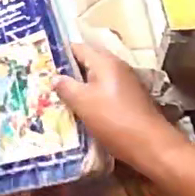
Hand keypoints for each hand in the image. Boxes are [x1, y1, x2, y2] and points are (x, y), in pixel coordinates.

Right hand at [54, 43, 176, 171]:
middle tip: (47, 81)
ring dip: (79, 86)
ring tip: (59, 97)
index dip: (58, 53)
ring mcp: (126, 84)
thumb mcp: (83, 103)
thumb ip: (66, 87)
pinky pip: (104, 92)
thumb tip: (55, 77)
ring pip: (96, 79)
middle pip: (87, 62)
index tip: (42, 63)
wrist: (152, 147)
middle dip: (68, 71)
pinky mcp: (130, 100)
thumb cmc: (114, 120)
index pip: (77, 47)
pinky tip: (81, 110)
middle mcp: (117, 67)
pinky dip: (92, 98)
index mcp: (105, 62)